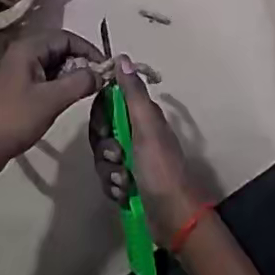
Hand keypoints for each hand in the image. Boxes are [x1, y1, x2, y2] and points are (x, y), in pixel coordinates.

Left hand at [0, 30, 103, 180]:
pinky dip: (59, 83)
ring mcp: (17, 70)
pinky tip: (67, 98)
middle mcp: (22, 53)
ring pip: (53, 63)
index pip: (66, 37)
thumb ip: (80, 82)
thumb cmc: (15, 119)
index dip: (88, 50)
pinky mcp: (16, 86)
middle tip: (98, 80)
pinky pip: (44, 76)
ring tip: (86, 91)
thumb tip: (102, 74)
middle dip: (81, 61)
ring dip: (71, 73)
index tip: (105, 68)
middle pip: (59, 48)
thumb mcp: (52, 100)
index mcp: (27, 48)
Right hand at [88, 57, 204, 239]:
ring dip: (110, 172)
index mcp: (143, 117)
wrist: (173, 217)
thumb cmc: (161, 167)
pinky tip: (125, 194)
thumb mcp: (147, 126)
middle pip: (102, 132)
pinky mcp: (127, 183)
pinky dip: (114, 188)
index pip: (109, 103)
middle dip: (105, 148)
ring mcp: (132, 160)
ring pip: (102, 158)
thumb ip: (133, 93)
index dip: (101, 114)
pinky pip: (107, 179)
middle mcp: (137, 134)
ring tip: (125, 181)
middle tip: (118, 157)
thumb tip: (122, 57)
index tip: (104, 127)